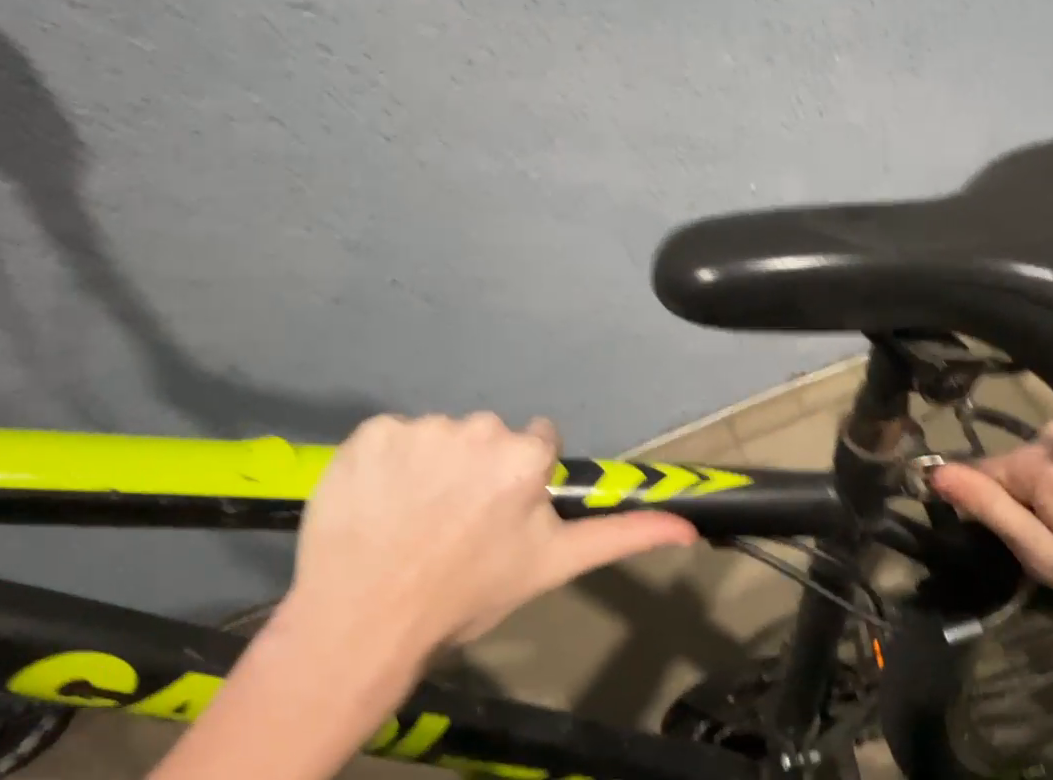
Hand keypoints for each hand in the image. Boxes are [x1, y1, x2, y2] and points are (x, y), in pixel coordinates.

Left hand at [286, 413, 695, 663]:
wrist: (361, 623)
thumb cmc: (466, 596)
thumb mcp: (553, 567)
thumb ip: (622, 536)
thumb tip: (691, 528)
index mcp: (524, 457)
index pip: (535, 443)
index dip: (519, 481)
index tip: (498, 515)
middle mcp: (478, 429)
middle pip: (489, 438)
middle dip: (479, 469)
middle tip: (455, 523)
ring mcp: (419, 428)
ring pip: (441, 437)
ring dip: (433, 466)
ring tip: (413, 518)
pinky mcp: (368, 433)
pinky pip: (392, 437)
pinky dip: (388, 463)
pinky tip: (379, 502)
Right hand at [930, 422, 1052, 656]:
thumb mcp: (1049, 557)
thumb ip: (991, 509)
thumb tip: (937, 472)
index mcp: (1036, 463)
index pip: (976, 473)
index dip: (978, 509)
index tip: (1002, 544)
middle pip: (1010, 468)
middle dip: (1016, 505)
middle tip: (1050, 553)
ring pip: (1042, 467)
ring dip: (1046, 499)